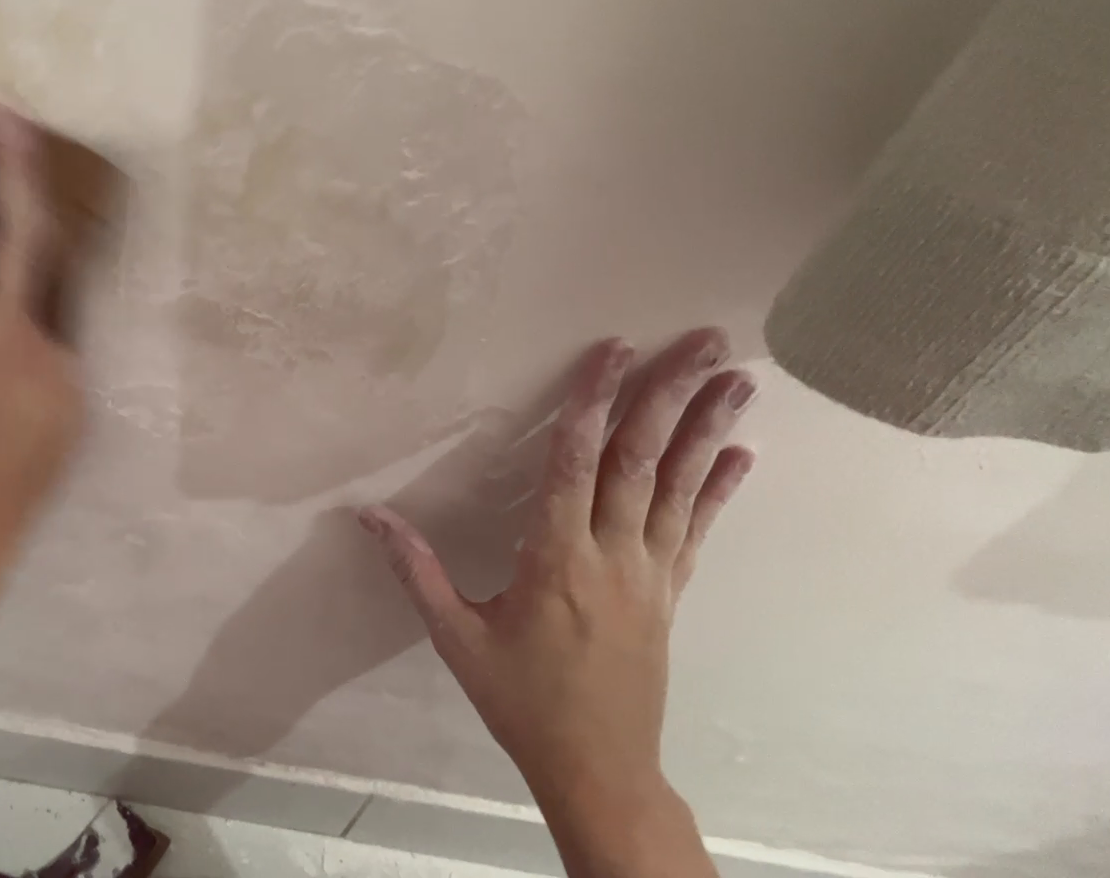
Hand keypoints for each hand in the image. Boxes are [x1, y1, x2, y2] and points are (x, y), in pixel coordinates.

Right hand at [360, 328, 754, 805]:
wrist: (600, 768)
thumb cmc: (521, 700)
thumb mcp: (456, 637)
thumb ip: (416, 569)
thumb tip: (369, 516)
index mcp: (558, 559)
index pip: (576, 464)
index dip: (591, 402)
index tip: (612, 351)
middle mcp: (614, 556)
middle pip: (642, 461)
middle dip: (670, 395)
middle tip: (704, 341)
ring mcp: (652, 574)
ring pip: (680, 487)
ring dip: (706, 428)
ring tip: (737, 378)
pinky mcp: (670, 593)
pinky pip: (697, 529)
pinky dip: (718, 488)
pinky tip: (740, 452)